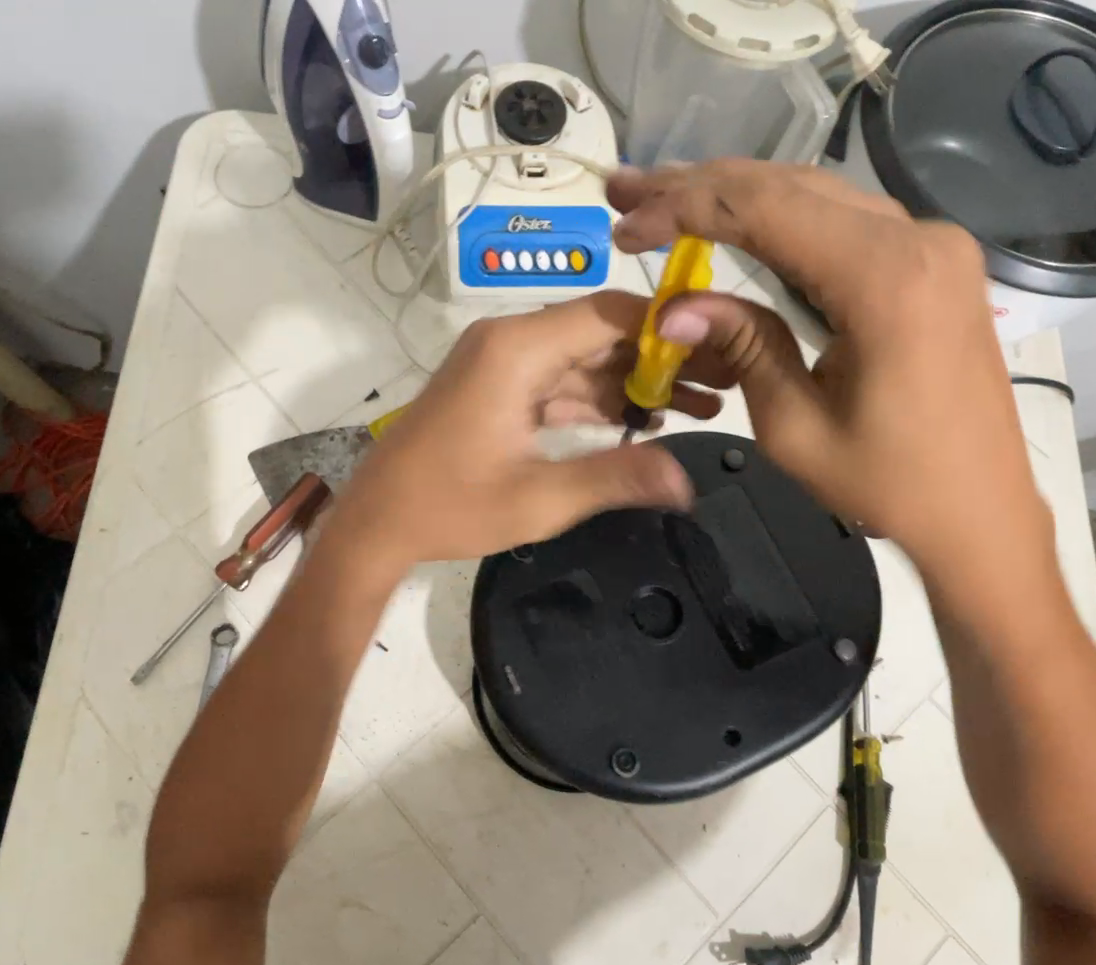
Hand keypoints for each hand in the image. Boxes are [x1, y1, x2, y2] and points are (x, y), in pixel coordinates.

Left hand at [328, 292, 714, 566]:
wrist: (377, 522)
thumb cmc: (450, 507)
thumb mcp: (540, 498)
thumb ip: (616, 479)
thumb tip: (687, 482)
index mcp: (517, 349)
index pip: (609, 312)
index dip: (667, 327)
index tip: (717, 350)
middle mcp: (509, 341)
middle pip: (600, 332)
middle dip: (658, 359)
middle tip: (718, 385)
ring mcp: (500, 364)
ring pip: (582, 359)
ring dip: (632, 383)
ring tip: (695, 408)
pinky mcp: (496, 388)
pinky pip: (558, 382)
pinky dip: (597, 400)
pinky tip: (640, 423)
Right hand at [607, 161, 1051, 577]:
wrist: (982, 511)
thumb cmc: (891, 485)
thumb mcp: (796, 428)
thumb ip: (742, 348)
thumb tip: (674, 307)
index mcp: (885, 280)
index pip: (765, 211)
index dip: (685, 206)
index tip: (626, 221)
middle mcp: (918, 240)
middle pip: (790, 187)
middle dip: (701, 186)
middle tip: (628, 190)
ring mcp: (933, 245)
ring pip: (817, 196)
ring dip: (738, 197)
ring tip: (666, 198)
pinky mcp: (933, 263)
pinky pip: (845, 223)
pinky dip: (782, 221)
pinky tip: (736, 223)